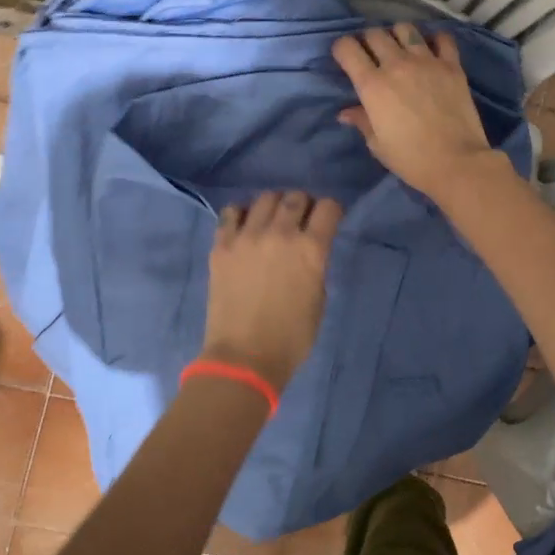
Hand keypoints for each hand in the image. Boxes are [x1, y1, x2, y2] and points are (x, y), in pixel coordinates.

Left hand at [201, 191, 343, 391]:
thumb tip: (308, 252)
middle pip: (295, 196)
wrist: (244, 358)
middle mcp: (280, 234)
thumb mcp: (319, 299)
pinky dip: (241, 215)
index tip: (330, 219)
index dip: (332, 210)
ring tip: (272, 221)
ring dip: (274, 205)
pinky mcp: (221, 246)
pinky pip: (231, 213)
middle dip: (303, 204)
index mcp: (311, 249)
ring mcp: (247, 237)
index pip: (328, 207)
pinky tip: (245, 228)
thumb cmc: (292, 337)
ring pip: (264, 199)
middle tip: (301, 218)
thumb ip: (315, 266)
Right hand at [332, 24, 502, 198]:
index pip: (347, 48)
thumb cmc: (410, 159)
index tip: (345, 59)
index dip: (342, 49)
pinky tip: (432, 50)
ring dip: (398, 35)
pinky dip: (435, 40)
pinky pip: (442, 38)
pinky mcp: (452, 66)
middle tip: (373, 55)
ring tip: (401, 49)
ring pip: (405, 29)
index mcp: (372, 85)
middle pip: (375, 34)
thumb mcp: (378, 144)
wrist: (456, 162)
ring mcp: (427, 62)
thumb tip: (346, 112)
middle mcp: (397, 65)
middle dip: (368, 41)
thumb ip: (362, 121)